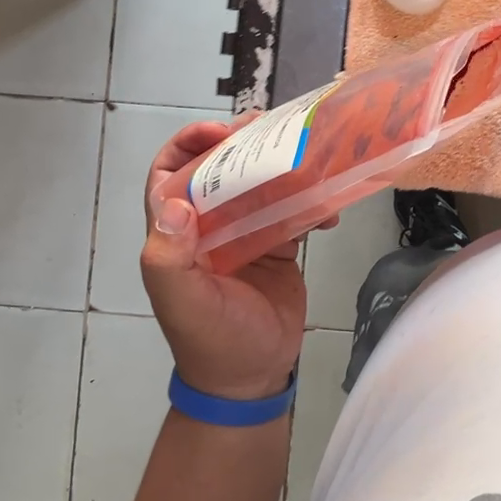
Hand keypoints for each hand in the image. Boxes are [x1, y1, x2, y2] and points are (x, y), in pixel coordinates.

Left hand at [142, 119, 305, 401]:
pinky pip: (294, 210)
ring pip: (259, 183)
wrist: (251, 376)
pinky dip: (313, 201)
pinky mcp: (278, 245)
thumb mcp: (182, 301)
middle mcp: (209, 225)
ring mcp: (246, 233)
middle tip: (269, 124)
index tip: (219, 132)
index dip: (187, 145)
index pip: (169, 174)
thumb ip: (169, 256)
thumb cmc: (211, 338)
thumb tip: (173, 202)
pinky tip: (330, 205)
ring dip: (279, 163)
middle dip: (240, 142)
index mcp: (178, 233)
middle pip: (219, 169)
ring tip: (306, 148)